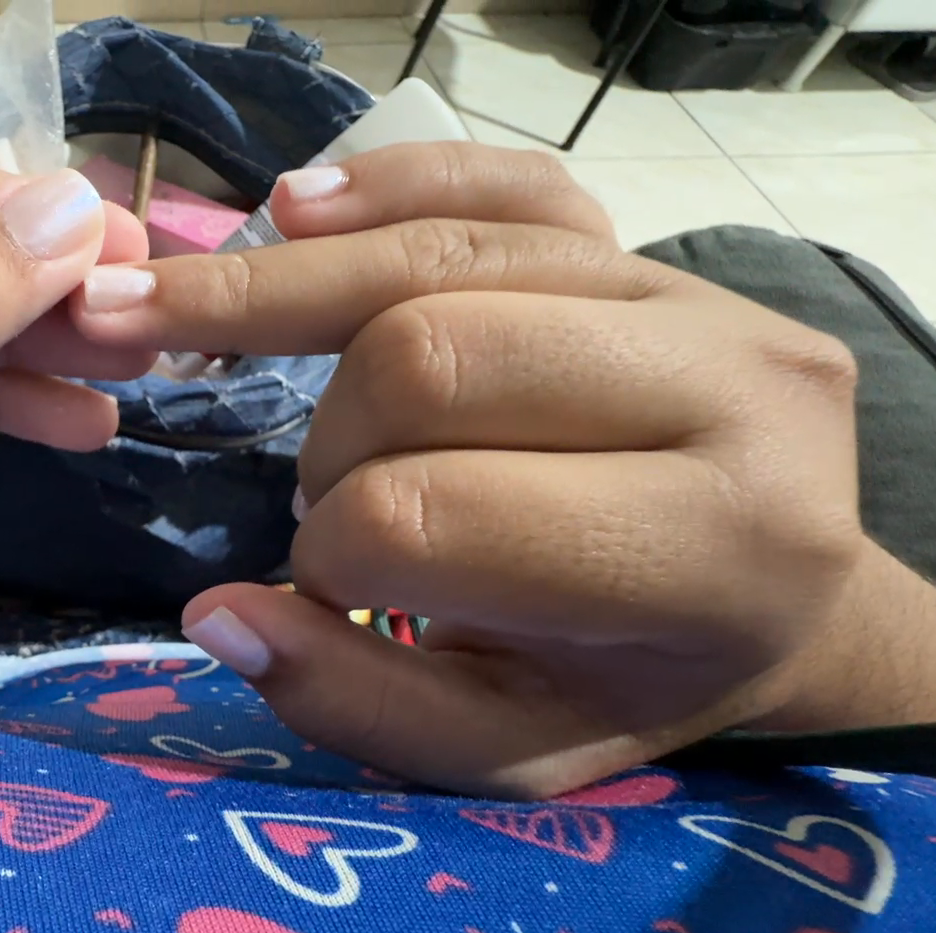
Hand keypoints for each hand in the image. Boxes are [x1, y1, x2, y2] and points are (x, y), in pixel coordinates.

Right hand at [70, 141, 935, 797]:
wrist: (760, 602)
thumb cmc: (611, 686)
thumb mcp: (484, 745)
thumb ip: (349, 697)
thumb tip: (212, 615)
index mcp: (703, 549)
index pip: (423, 512)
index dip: (328, 556)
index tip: (328, 589)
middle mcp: (728, 386)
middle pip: (420, 358)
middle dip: (325, 443)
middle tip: (323, 497)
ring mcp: (683, 289)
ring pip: (427, 258)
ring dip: (279, 307)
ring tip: (175, 322)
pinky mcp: (636, 242)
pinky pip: (491, 182)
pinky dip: (376, 187)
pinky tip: (291, 208)